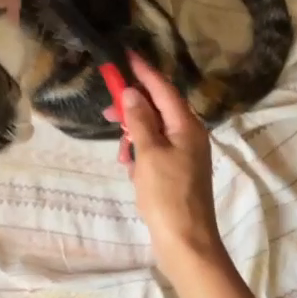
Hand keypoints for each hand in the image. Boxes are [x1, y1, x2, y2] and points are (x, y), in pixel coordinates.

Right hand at [110, 54, 226, 272]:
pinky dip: (140, 154)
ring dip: (134, 135)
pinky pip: (155, 151)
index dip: (144, 72)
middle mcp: (190, 136)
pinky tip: (130, 169)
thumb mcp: (149, 153)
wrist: (186, 242)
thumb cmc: (167, 195)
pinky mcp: (177, 173)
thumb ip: (140, 120)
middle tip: (106, 111)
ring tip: (122, 154)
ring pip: (154, 131)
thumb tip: (131, 92)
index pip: (163, 89)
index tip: (126, 55)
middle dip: (132, 108)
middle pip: (159, 108)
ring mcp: (185, 155)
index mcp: (187, 126)